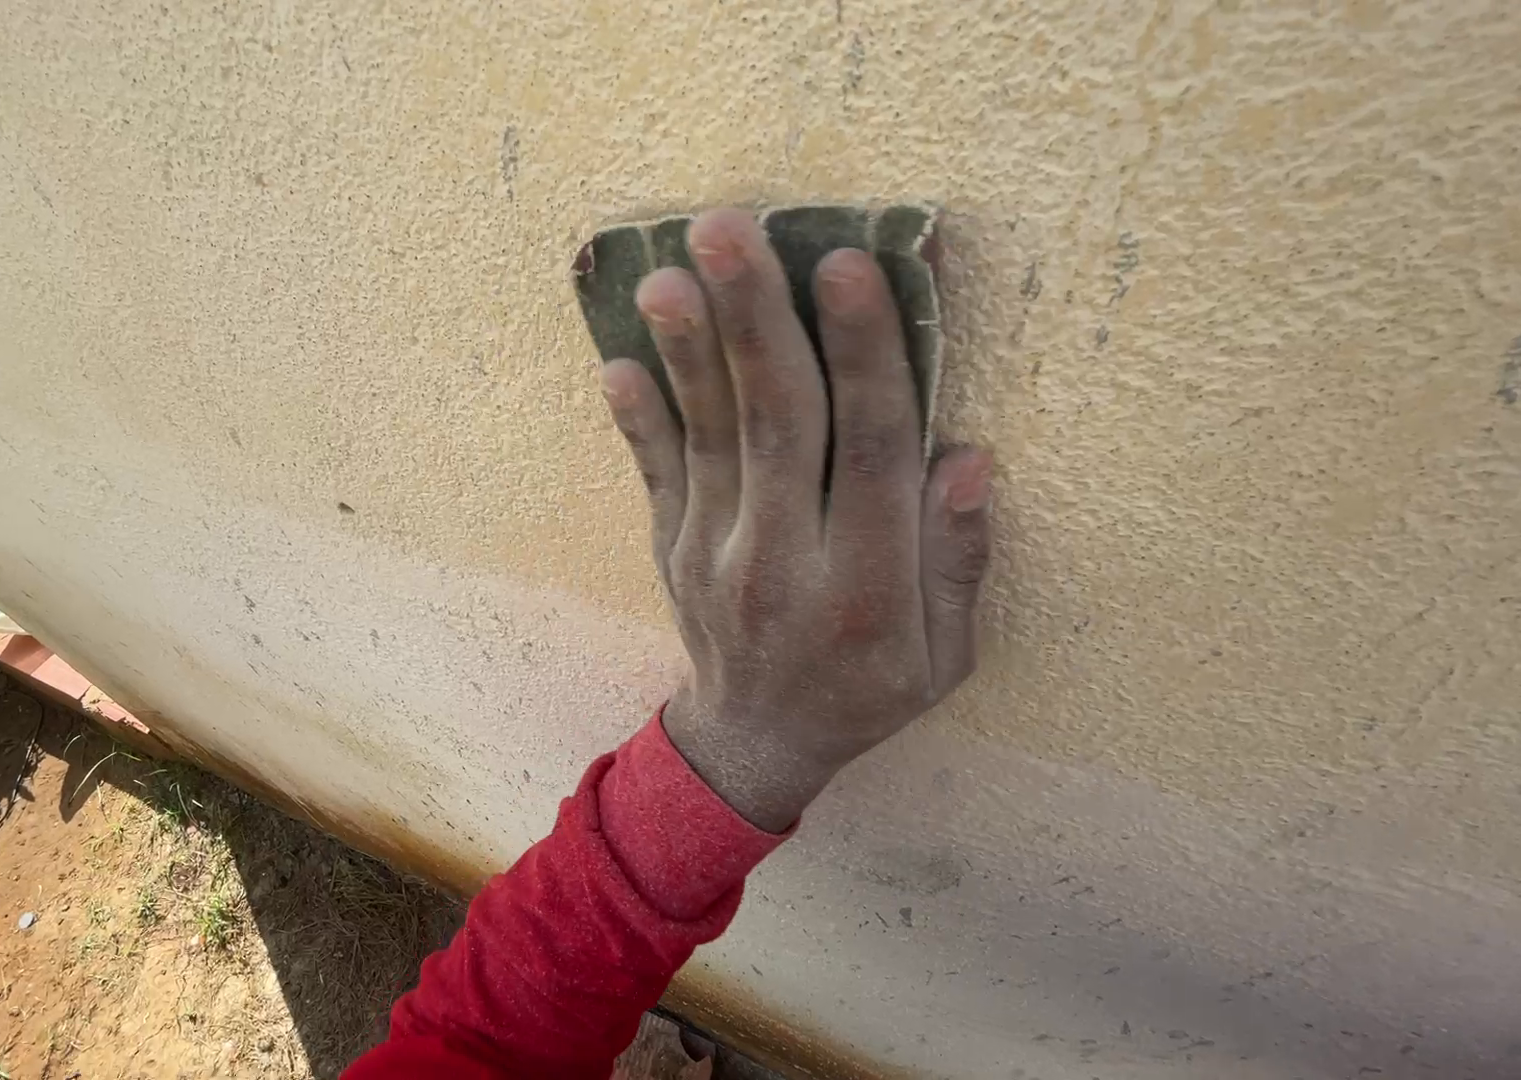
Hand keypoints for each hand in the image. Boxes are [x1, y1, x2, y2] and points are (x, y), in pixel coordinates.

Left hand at [600, 208, 992, 831]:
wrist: (754, 739)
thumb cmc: (862, 691)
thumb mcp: (944, 657)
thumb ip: (957, 562)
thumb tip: (967, 460)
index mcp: (866, 586)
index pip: (869, 451)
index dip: (864, 356)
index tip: (849, 265)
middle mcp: (782, 560)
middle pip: (775, 425)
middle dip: (756, 322)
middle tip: (732, 231)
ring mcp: (713, 554)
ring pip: (707, 439)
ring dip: (688, 353)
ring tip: (670, 274)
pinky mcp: (672, 549)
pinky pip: (655, 475)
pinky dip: (636, 419)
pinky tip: (616, 361)